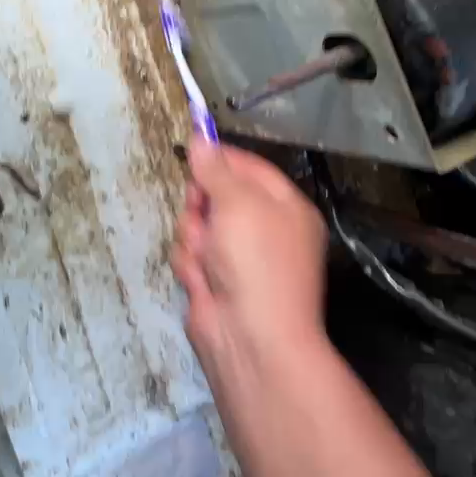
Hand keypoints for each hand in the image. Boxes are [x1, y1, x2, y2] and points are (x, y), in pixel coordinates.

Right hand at [173, 140, 426, 476]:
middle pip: (215, 194)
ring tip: (207, 258)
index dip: (220, 158)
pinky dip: (191, 263)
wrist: (252, 338)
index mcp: (285, 208)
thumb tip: (200, 138)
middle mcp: (264, 230)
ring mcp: (238, 257)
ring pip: (196, 224)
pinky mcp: (214, 279)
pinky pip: (190, 253)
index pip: (249, 168)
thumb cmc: (256, 261)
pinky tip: (202, 280)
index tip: (192, 150)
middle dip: (201, 204)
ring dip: (194, 237)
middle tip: (202, 213)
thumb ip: (215, 168)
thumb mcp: (237, 202)